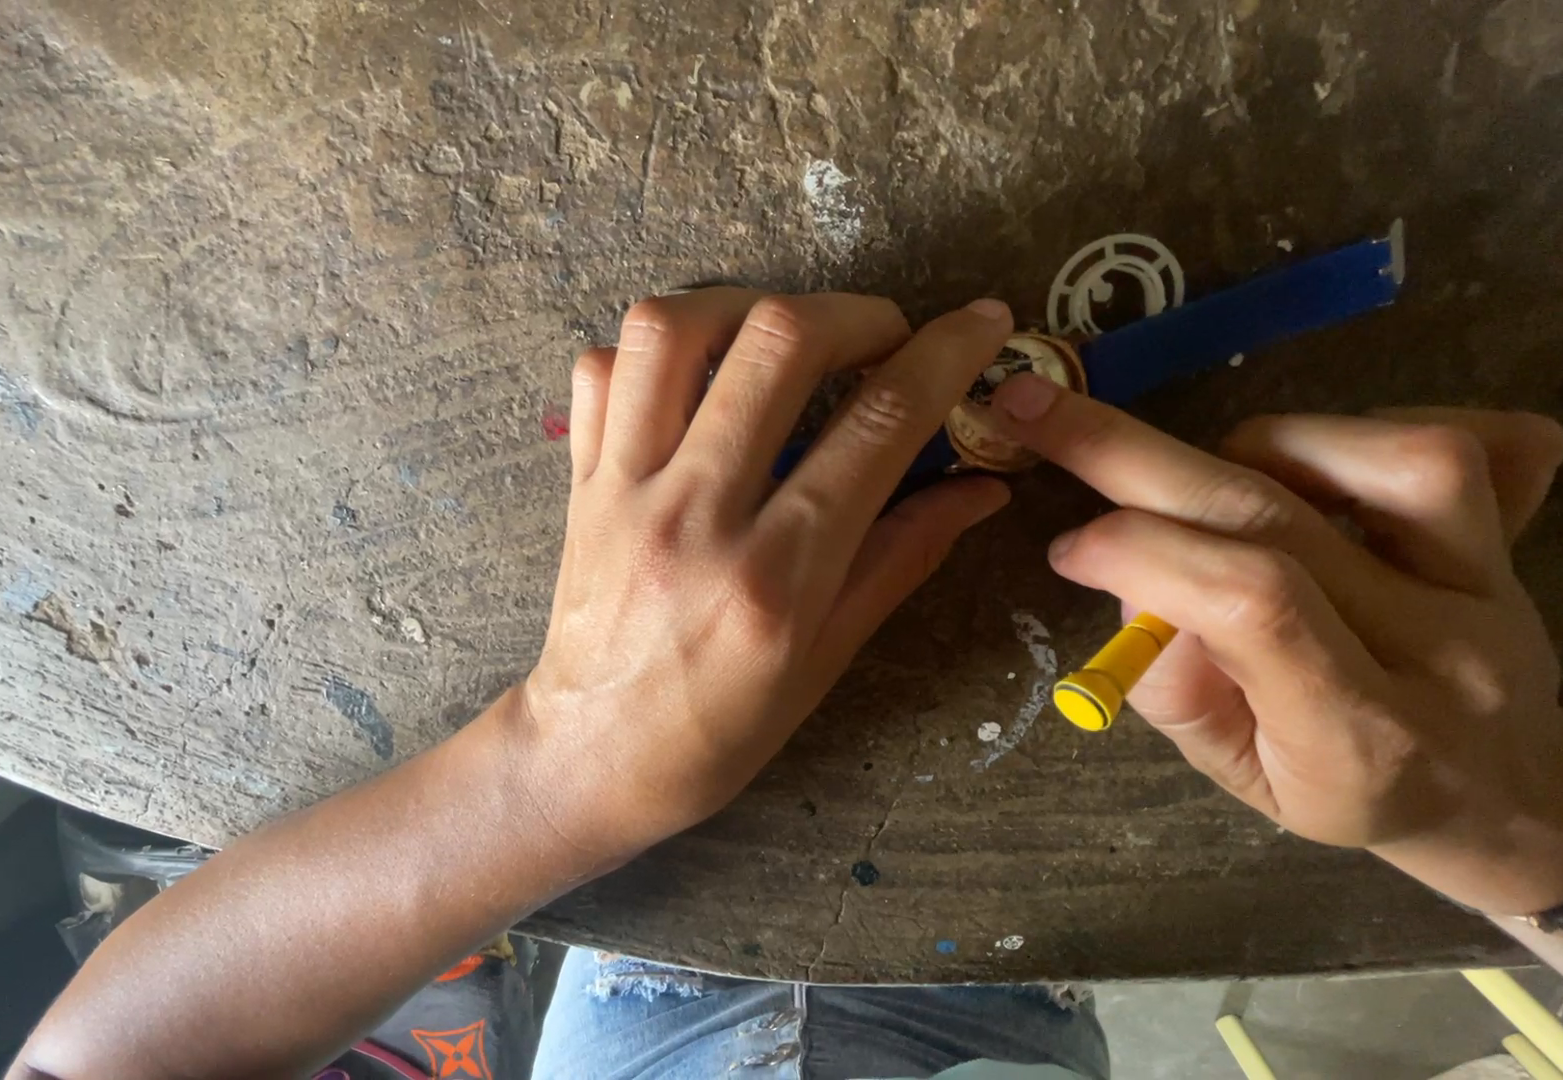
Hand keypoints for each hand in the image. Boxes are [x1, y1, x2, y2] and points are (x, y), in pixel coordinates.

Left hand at [511, 289, 1014, 862]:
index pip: (878, 425)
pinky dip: (649, 352)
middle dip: (852, 312)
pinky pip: (599, 371)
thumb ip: (902, 557)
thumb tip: (981, 486)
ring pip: (670, 330)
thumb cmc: (719, 730)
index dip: (943, 354)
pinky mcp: (580, 482)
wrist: (592, 754)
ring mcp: (625, 488)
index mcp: (777, 572)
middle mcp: (697, 512)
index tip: (978, 322)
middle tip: (879, 337)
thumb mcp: (828, 659)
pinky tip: (691, 379)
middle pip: (777, 343)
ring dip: (742, 305)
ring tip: (779, 336)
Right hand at [992, 373, 1562, 915]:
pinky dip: (1356, 431)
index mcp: (1359, 728)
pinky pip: (1463, 441)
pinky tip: (1303, 463)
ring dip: (1246, 448)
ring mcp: (1490, 580)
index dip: (1139, 554)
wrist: (1500, 793)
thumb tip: (1132, 582)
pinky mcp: (1515, 535)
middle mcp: (1437, 642)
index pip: (1250, 605)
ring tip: (1200, 491)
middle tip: (1027, 407)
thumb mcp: (1232, 773)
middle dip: (1123, 450)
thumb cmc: (1338, 790)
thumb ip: (1173, 688)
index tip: (1066, 552)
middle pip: (1271, 514)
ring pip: (1374, 458)